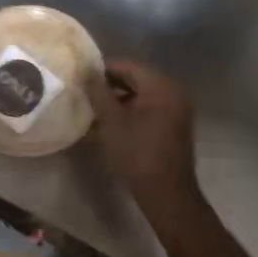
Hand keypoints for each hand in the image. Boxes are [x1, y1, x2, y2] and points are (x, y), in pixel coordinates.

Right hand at [85, 59, 198, 201]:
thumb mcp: (111, 120)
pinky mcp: (174, 123)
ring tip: (94, 110)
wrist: (166, 190)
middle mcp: (173, 90)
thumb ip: (98, 92)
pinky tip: (110, 123)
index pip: (127, 65)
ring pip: (140, 94)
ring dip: (117, 99)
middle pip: (135, 78)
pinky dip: (130, 110)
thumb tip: (86, 71)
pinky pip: (149, 107)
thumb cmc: (136, 152)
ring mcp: (176, 107)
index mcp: (161, 85)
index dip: (101, 70)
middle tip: (85, 94)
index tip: (81, 78)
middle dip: (109, 85)